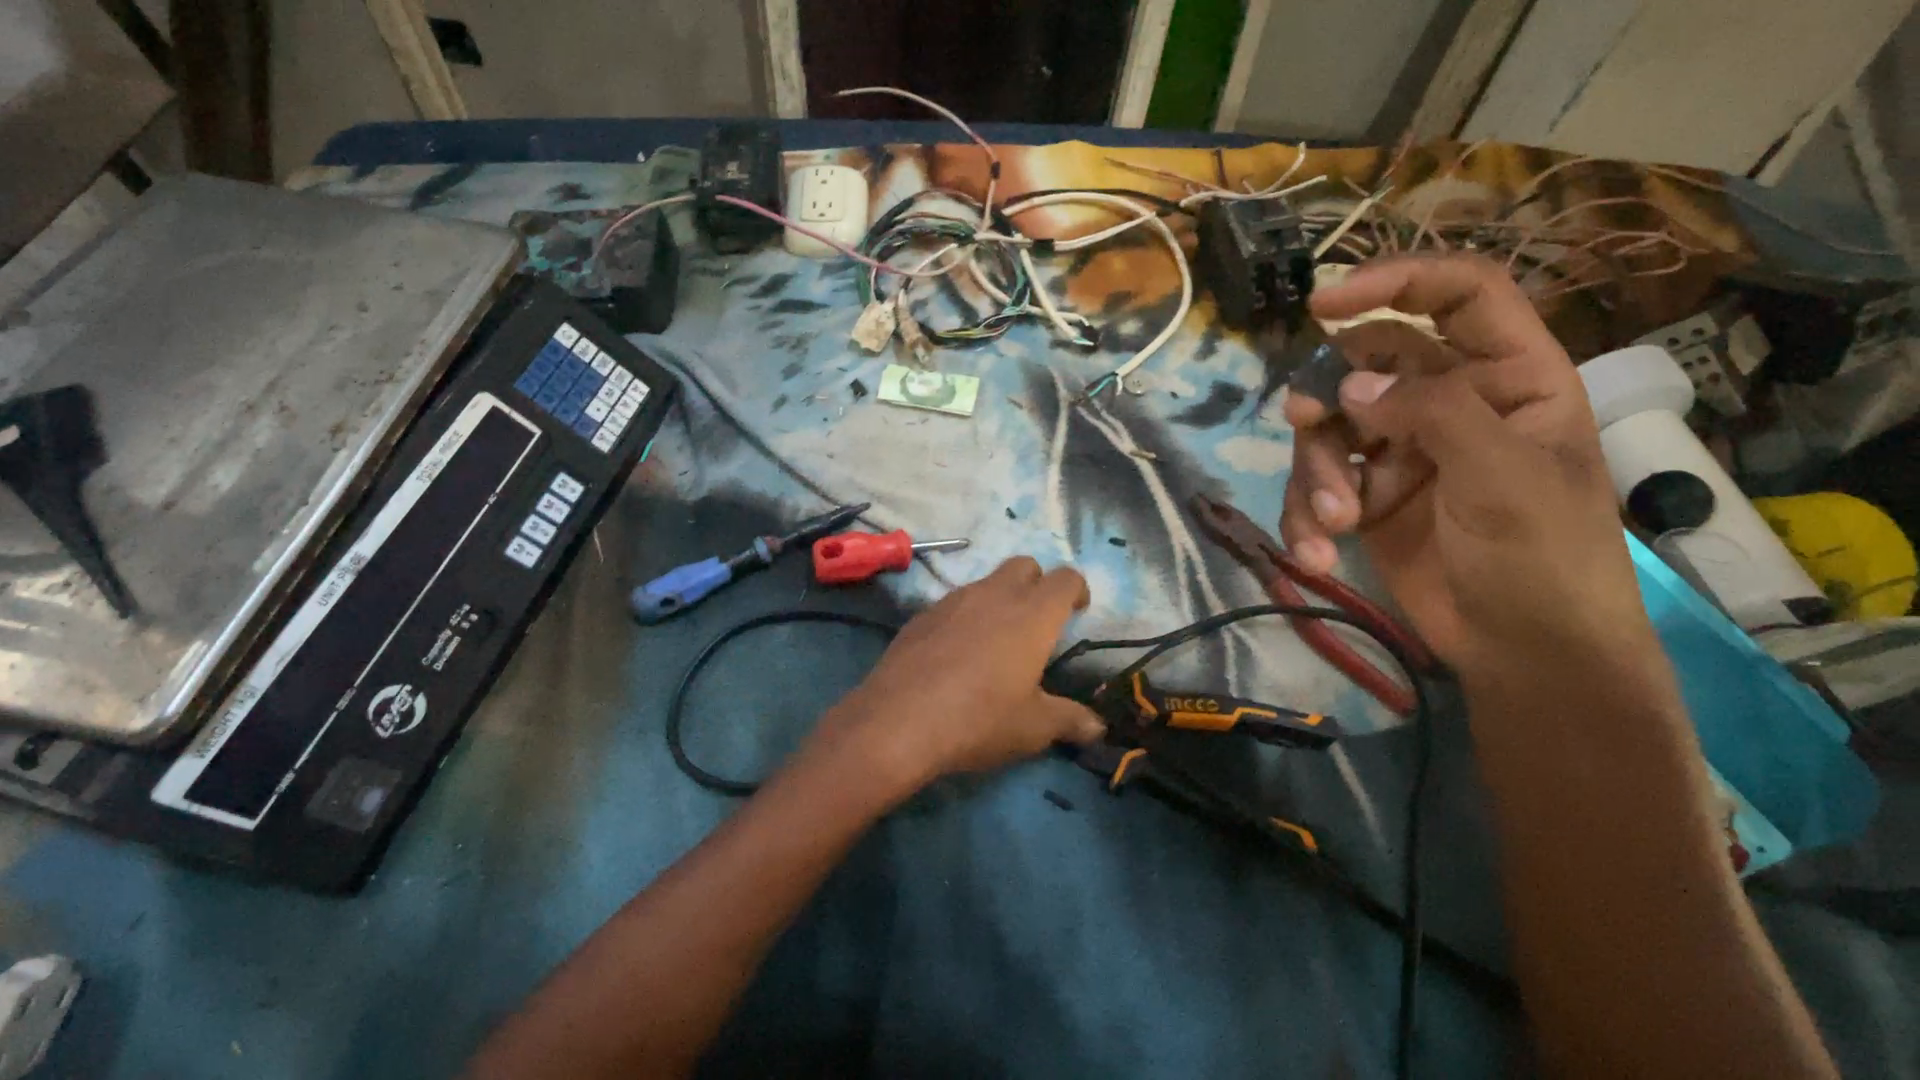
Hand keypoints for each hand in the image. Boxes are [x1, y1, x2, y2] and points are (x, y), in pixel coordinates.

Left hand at [815, 558, 1104, 788]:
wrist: (898, 722)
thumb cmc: (980, 720)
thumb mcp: (1034, 728)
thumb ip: (1070, 721)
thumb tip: (1098, 728)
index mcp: (1033, 614)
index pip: (1065, 578)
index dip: (1077, 590)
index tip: (1078, 612)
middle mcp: (994, 595)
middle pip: (1024, 566)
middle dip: (1037, 584)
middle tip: (1037, 622)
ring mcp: (953, 601)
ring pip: (985, 582)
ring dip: (998, 599)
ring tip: (996, 640)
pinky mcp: (920, 616)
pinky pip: (953, 604)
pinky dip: (965, 617)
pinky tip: (956, 654)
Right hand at [1280, 255, 1649, 676]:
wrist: (1526, 654)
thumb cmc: (1543, 557)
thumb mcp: (1503, 475)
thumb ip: (1431, 412)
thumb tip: (1349, 383)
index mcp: (1510, 377)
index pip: (1458, 294)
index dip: (1396, 280)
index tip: (1325, 301)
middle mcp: (1452, 403)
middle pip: (1369, 362)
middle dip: (1332, 395)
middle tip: (1307, 421)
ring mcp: (1405, 452)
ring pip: (1332, 427)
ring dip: (1318, 472)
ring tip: (1333, 523)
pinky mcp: (1369, 499)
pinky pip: (1318, 485)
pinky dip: (1307, 516)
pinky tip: (1318, 554)